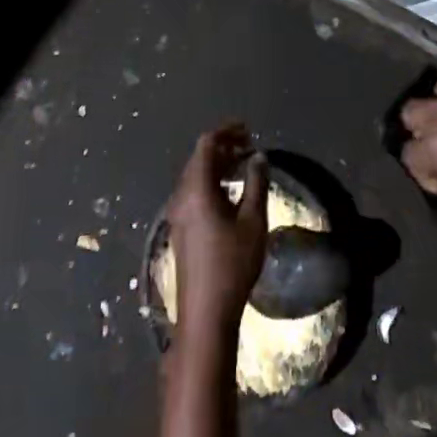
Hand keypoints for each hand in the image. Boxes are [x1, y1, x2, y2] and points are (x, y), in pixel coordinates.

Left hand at [167, 125, 267, 329]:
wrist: (206, 308)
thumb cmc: (232, 263)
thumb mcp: (252, 222)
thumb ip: (255, 185)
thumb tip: (258, 158)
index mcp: (195, 187)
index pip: (206, 145)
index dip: (226, 131)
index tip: (247, 129)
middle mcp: (181, 193)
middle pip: (199, 157)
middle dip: (223, 146)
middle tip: (249, 145)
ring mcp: (177, 209)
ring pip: (196, 174)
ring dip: (217, 164)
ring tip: (243, 163)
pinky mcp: (180, 223)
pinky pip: (194, 189)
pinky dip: (211, 180)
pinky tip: (229, 189)